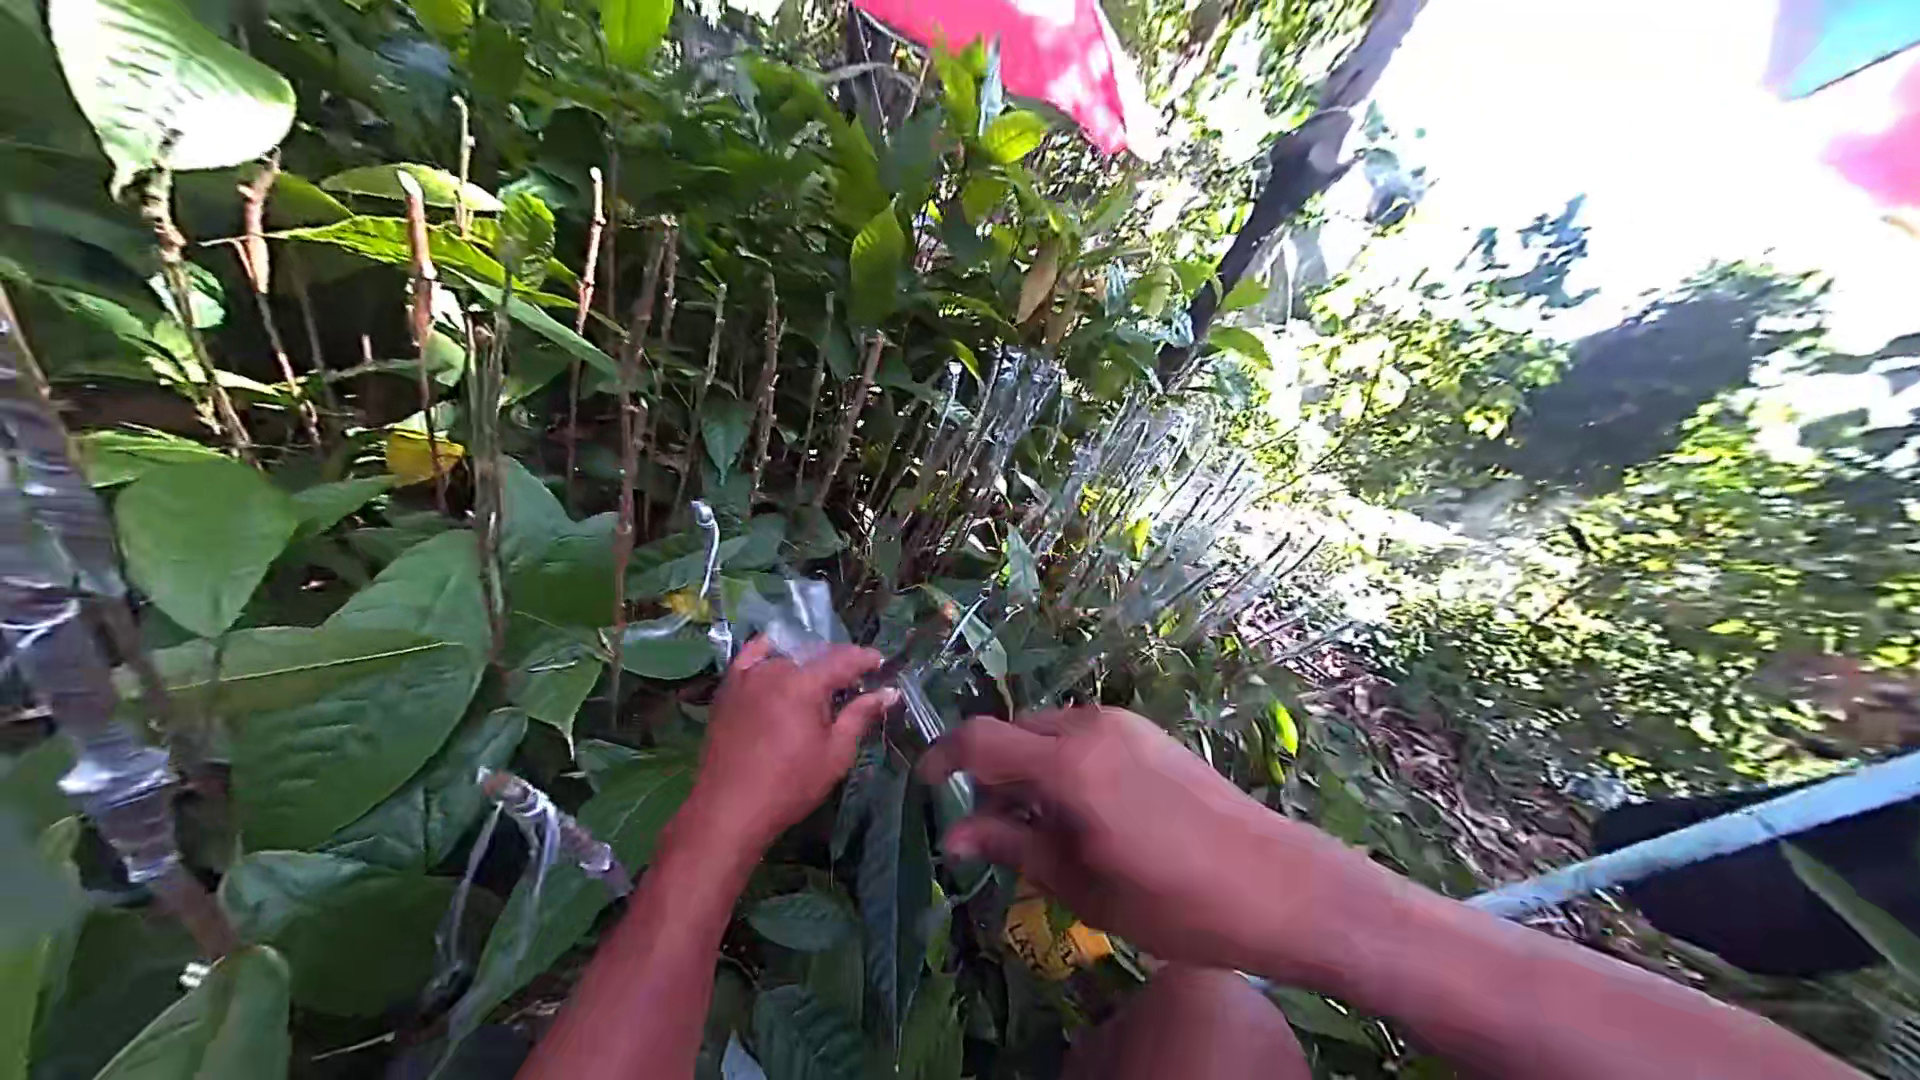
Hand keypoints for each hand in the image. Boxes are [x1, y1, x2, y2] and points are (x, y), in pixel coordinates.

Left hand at [690, 636, 896, 847]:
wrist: (728, 810)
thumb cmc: (789, 785)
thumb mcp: (835, 753)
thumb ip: (860, 715)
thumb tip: (888, 692)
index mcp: (804, 684)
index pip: (843, 659)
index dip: (865, 658)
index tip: (881, 662)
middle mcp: (775, 670)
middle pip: (815, 653)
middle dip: (839, 662)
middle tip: (855, 680)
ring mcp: (748, 677)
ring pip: (787, 655)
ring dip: (808, 661)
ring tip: (820, 679)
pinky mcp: (728, 689)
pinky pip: (751, 656)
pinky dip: (769, 651)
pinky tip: (778, 654)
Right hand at [920, 706, 1408, 978]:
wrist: (1281, 883)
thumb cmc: (1177, 901)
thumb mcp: (1083, 886)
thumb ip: (1013, 847)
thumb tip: (953, 836)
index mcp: (1069, 765)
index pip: (980, 738)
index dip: (942, 755)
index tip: (923, 781)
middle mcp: (1089, 726)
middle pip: (1012, 732)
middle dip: (989, 771)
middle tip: (990, 826)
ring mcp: (1121, 723)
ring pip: (1045, 731)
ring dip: (1026, 766)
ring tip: (1041, 824)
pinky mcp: (1144, 730)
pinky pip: (1079, 733)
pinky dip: (1059, 760)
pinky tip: (1081, 807)